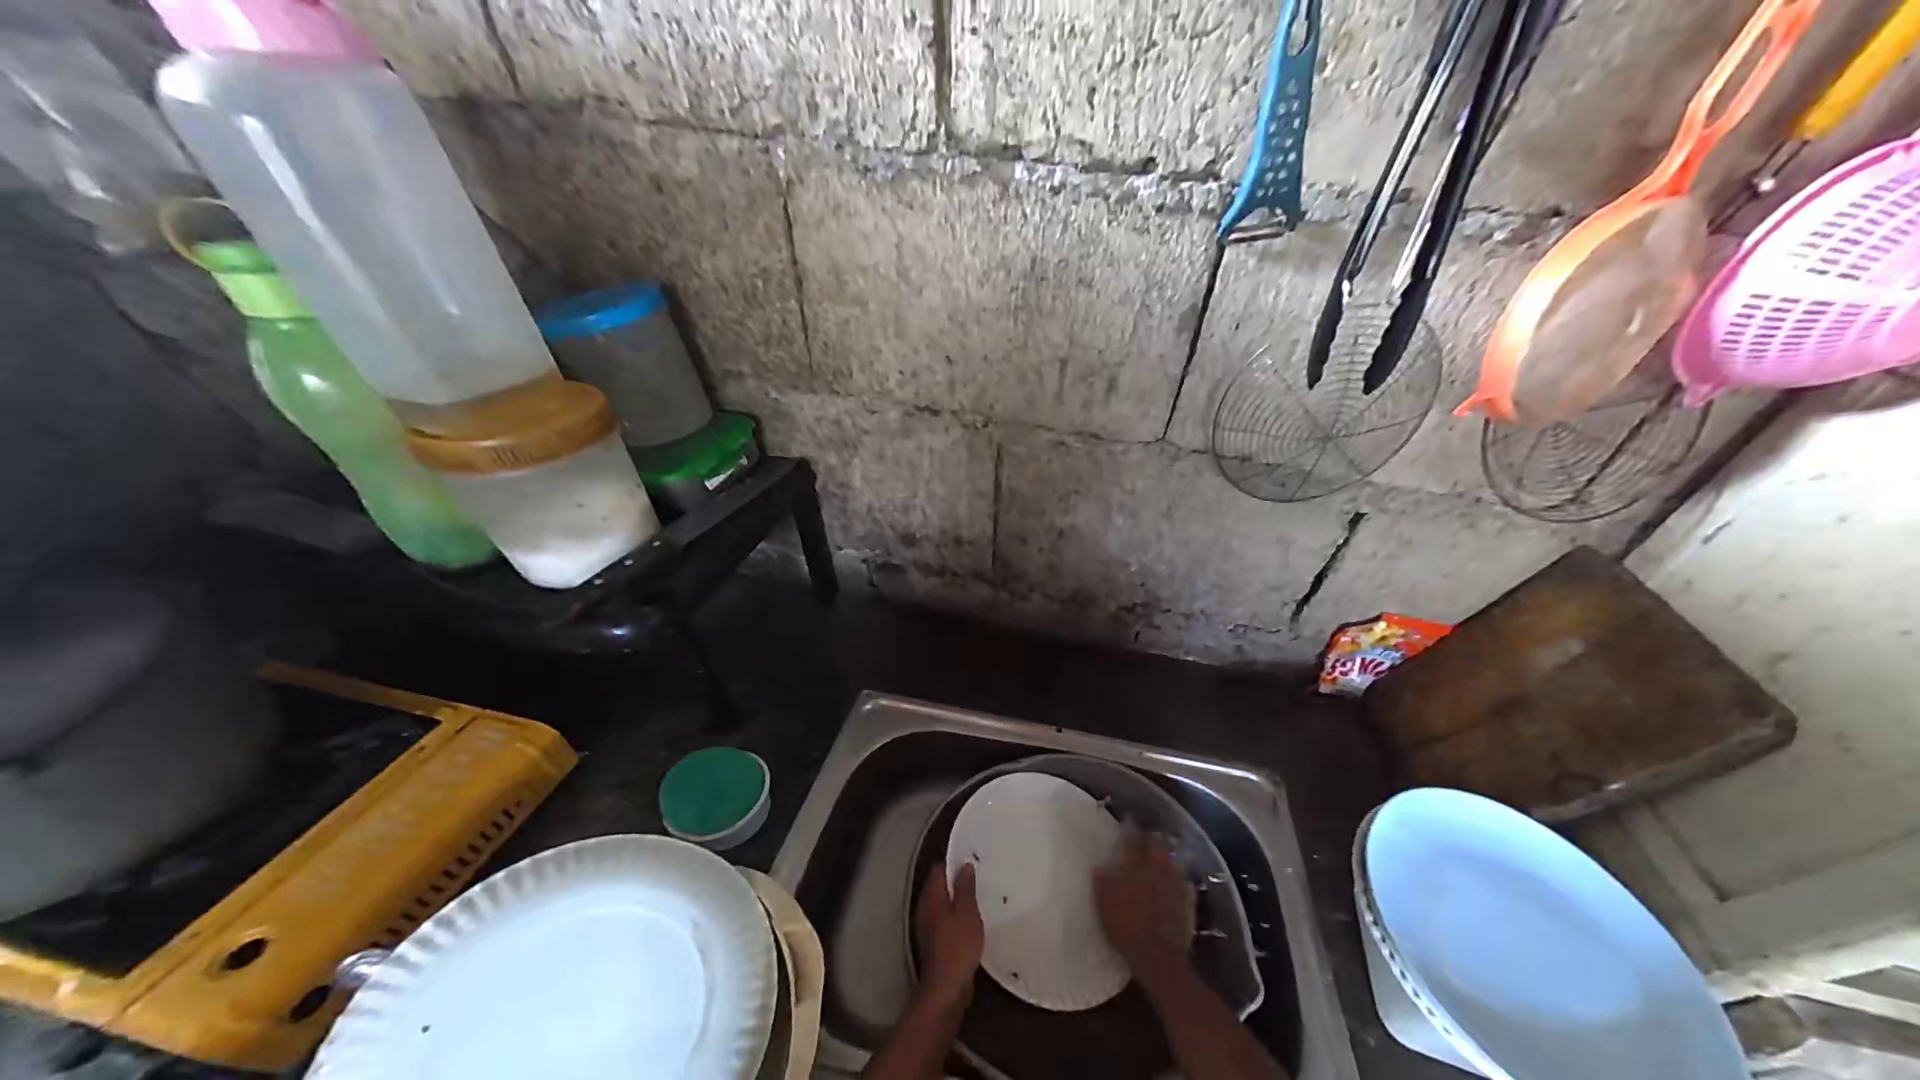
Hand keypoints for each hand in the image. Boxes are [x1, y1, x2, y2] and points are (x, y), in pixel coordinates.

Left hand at [914, 861, 982, 1010]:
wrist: (947, 987)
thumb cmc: (958, 945)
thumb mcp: (967, 912)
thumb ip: (965, 887)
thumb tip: (964, 865)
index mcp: (931, 897)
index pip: (939, 869)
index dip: (954, 863)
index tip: (972, 861)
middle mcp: (925, 908)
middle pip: (940, 886)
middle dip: (957, 881)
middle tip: (979, 878)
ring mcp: (928, 926)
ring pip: (943, 904)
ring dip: (958, 900)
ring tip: (979, 897)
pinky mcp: (934, 941)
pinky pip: (945, 920)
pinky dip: (957, 916)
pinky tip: (972, 921)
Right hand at [1093, 830, 1194, 977]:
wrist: (1158, 956)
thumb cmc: (1126, 928)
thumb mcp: (1105, 905)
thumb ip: (1103, 883)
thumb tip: (1100, 867)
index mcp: (1135, 866)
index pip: (1132, 839)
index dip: (1129, 827)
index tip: (1127, 818)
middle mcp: (1157, 869)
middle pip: (1157, 844)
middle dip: (1151, 837)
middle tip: (1145, 836)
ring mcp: (1175, 884)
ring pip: (1173, 859)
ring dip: (1167, 854)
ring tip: (1162, 854)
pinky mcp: (1187, 900)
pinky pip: (1184, 880)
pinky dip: (1178, 877)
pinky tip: (1176, 880)